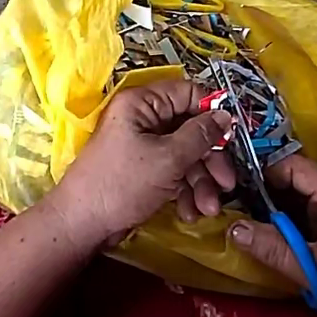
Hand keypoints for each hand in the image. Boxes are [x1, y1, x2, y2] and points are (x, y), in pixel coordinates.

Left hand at [44, 79, 236, 249]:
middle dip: (210, 159)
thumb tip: (225, 116)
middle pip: (190, 128)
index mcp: (141, 103)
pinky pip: (173, 172)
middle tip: (226, 183)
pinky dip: (184, 190)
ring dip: (200, 182)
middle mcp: (142, 119)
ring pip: (185, 154)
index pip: (187, 93)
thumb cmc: (121, 183)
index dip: (212, 112)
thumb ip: (200, 136)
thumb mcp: (168, 158)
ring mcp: (142, 145)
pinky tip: (189, 212)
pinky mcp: (143, 170)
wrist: (83, 223)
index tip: (233, 135)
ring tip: (207, 209)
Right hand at [230, 155, 316, 316]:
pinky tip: (258, 230)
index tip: (230, 185)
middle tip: (227, 201)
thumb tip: (231, 228)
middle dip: (261, 190)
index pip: (295, 167)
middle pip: (293, 180)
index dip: (262, 172)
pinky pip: (302, 216)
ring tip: (236, 213)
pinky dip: (281, 223)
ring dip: (269, 208)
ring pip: (295, 199)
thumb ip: (274, 248)